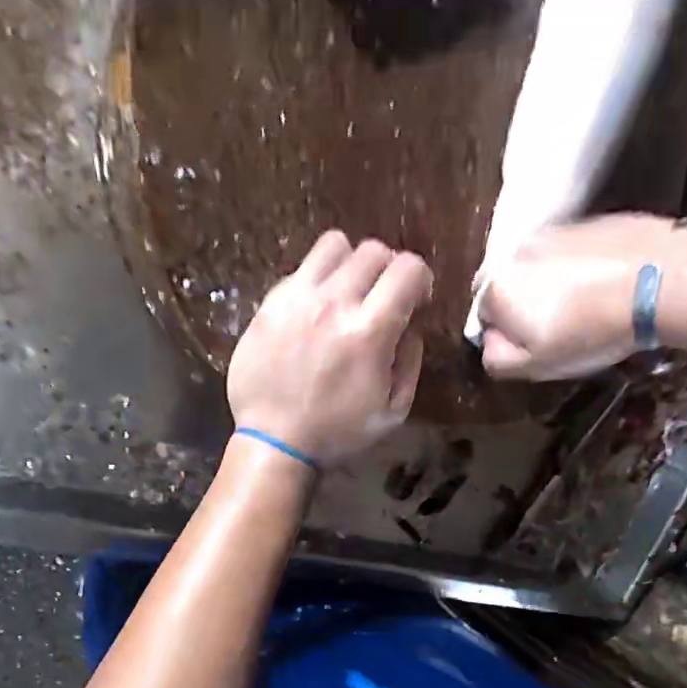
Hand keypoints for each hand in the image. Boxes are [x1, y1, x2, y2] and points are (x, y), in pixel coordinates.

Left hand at [227, 231, 433, 464]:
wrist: (273, 443)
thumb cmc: (336, 433)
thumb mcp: (393, 410)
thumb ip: (410, 359)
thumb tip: (410, 325)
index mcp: (368, 330)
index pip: (408, 267)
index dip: (419, 280)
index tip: (413, 301)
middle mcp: (332, 303)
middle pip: (372, 250)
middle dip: (386, 270)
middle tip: (379, 297)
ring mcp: (295, 300)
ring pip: (332, 245)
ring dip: (348, 263)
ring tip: (344, 291)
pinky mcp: (267, 307)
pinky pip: (297, 271)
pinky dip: (313, 281)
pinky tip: (310, 310)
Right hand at [479, 214, 673, 380]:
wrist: (664, 279)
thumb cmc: (591, 330)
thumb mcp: (534, 365)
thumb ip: (496, 358)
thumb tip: (489, 342)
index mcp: (496, 289)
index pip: (483, 318)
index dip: (507, 336)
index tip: (536, 345)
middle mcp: (516, 253)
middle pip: (509, 286)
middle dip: (524, 304)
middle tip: (558, 324)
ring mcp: (556, 231)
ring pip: (541, 265)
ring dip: (553, 282)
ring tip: (587, 302)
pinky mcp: (594, 221)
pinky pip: (576, 250)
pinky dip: (583, 265)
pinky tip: (608, 282)